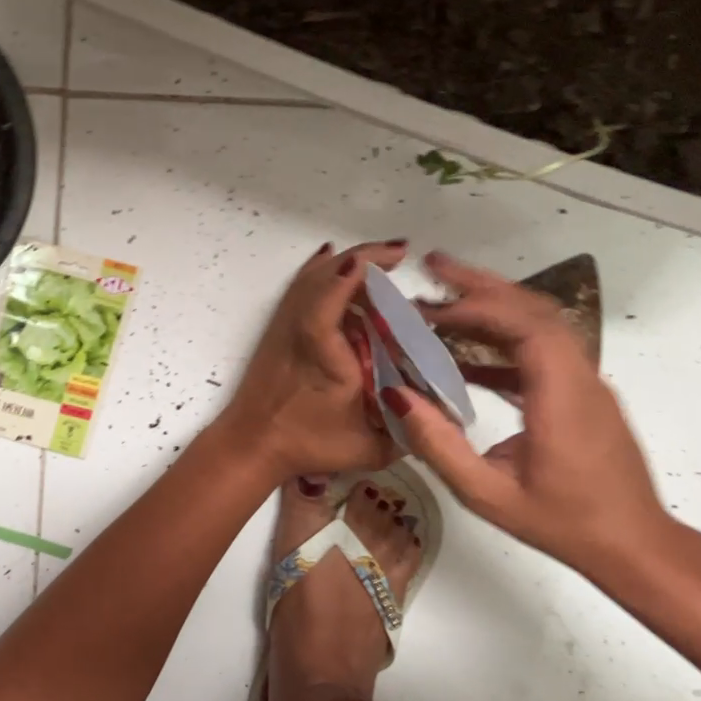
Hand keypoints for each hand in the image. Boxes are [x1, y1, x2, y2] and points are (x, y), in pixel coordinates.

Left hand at [221, 241, 407, 478]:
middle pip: (321, 278)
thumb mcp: (368, 446)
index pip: (329, 301)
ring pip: (308, 280)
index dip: (354, 274)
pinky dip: (319, 272)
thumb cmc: (307, 445)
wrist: (249, 443)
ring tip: (380, 261)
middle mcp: (298, 330)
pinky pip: (298, 290)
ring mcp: (284, 327)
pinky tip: (335, 264)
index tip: (389, 256)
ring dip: (342, 265)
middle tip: (399, 254)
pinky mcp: (277, 331)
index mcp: (321, 351)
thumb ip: (411, 431)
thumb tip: (450, 417)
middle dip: (362, 260)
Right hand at [384, 252, 676, 575]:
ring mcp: (585, 385)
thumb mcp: (487, 494)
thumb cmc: (563, 524)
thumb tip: (395, 392)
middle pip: (536, 310)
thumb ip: (438, 444)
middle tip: (432, 266)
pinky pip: (540, 349)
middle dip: (482, 284)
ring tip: (441, 297)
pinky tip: (462, 352)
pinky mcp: (581, 395)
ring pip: (540, 323)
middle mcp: (580, 379)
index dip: (477, 307)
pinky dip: (500, 336)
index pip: (526, 327)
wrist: (638, 549)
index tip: (430, 309)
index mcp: (563, 398)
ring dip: (491, 304)